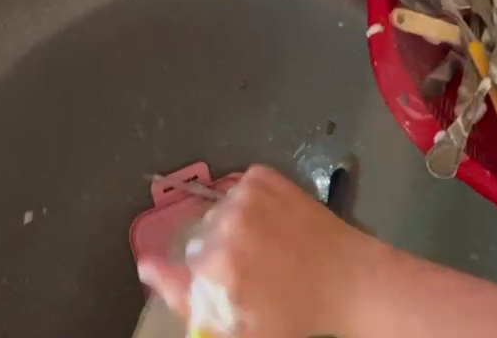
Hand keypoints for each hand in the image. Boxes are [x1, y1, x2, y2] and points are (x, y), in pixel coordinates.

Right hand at [137, 164, 378, 336]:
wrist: (350, 279)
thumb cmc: (296, 314)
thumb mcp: (238, 327)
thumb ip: (184, 298)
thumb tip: (146, 266)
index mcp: (215, 261)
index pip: (184, 263)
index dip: (207, 277)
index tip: (229, 281)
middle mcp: (226, 219)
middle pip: (201, 235)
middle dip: (219, 252)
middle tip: (255, 271)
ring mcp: (246, 192)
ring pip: (220, 209)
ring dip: (234, 225)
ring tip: (268, 245)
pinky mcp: (263, 174)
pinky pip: (239, 187)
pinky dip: (250, 201)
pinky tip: (274, 221)